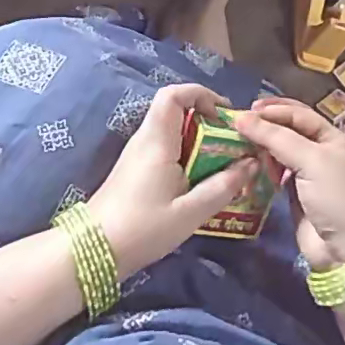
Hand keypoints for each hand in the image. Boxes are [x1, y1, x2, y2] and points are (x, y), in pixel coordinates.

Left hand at [85, 84, 256, 276]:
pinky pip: (164, 146)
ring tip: (222, 160)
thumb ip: (223, 186)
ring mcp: (137, 153)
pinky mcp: (135, 169)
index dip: (201, 94)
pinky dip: (186, 152)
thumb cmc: (143, 228)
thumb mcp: (190, 212)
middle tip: (231, 140)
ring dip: (198, 137)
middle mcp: (145, 139)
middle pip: (175, 109)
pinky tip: (200, 177)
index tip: (225, 115)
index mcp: (157, 140)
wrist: (93, 250)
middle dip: (206, 118)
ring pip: (170, 129)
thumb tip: (251, 164)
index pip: (174, 95)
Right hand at [234, 98, 344, 267]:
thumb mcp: (310, 160)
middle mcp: (319, 150)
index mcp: (330, 137)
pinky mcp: (294, 193)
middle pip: (288, 130)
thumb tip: (240, 118)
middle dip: (265, 125)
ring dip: (261, 146)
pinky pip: (275, 171)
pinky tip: (249, 166)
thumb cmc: (334, 196)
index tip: (245, 111)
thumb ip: (276, 137)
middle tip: (238, 125)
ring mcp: (306, 173)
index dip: (273, 110)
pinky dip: (262, 166)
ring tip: (241, 145)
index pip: (298, 114)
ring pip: (279, 150)